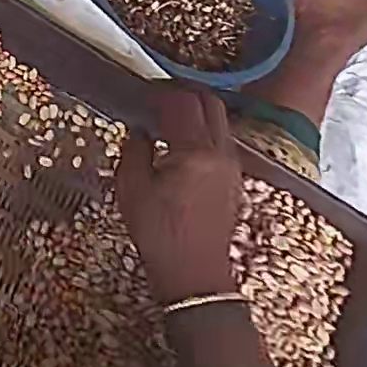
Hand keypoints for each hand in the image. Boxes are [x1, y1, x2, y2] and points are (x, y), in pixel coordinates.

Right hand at [117, 89, 244, 304]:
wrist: (194, 274)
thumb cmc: (157, 232)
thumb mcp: (132, 188)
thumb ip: (135, 150)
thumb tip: (139, 129)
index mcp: (194, 152)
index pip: (182, 103)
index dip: (160, 92)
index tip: (142, 92)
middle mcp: (221, 152)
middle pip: (210, 103)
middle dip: (184, 94)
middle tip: (157, 98)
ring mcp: (233, 165)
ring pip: (220, 120)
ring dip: (196, 112)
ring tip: (168, 119)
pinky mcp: (234, 178)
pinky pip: (222, 139)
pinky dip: (203, 130)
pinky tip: (181, 143)